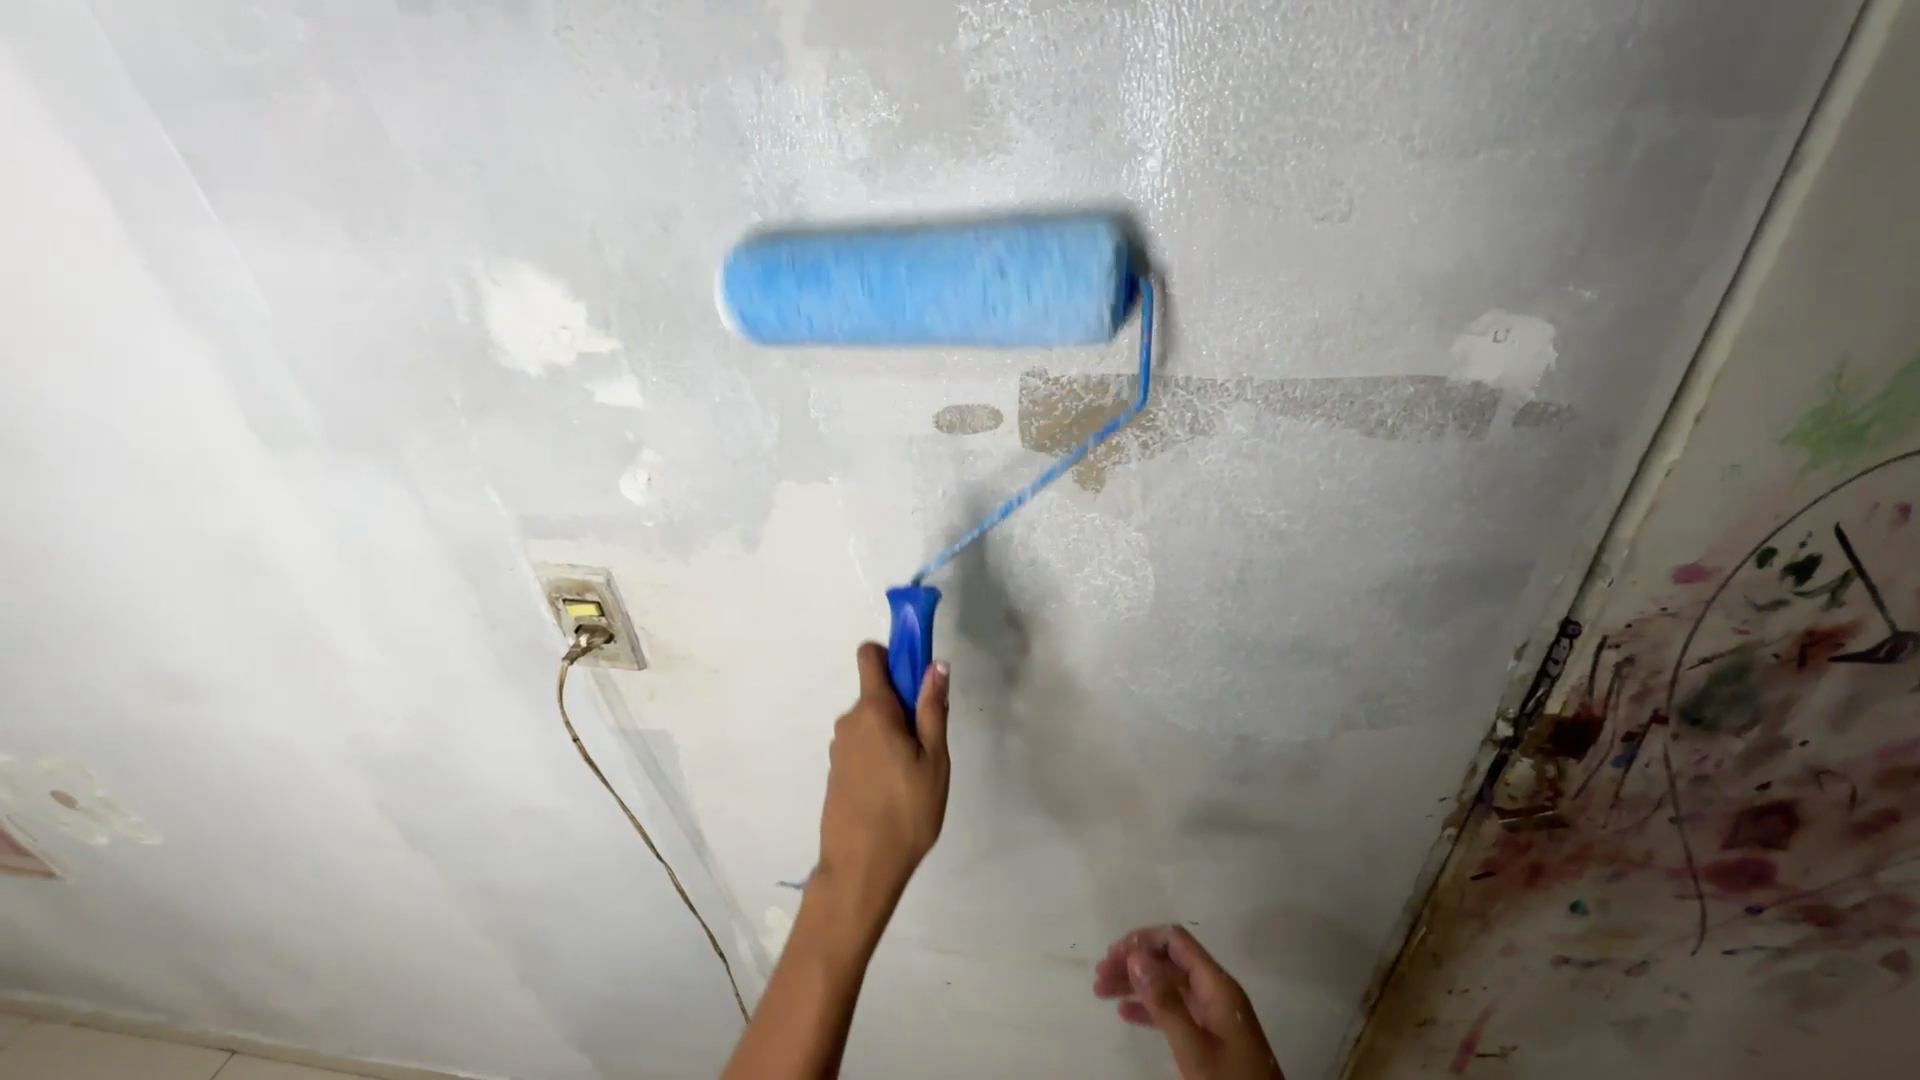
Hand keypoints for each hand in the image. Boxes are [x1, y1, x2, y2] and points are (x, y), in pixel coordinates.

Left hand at [815, 643, 950, 907]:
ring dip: (893, 733)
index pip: (870, 656)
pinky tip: (896, 788)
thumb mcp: (934, 760)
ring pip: (872, 722)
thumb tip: (936, 665)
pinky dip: (880, 753)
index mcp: (873, 711)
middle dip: (904, 705)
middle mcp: (849, 722)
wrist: (860, 868)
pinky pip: (863, 745)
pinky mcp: (837, 772)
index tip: (919, 674)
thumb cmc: (906, 811)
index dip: (894, 654)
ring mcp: (839, 748)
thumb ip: (932, 709)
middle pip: (877, 693)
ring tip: (915, 773)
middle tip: (929, 743)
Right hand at [1094, 926, 1283, 1079]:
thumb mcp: (1194, 1048)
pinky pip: (1174, 1009)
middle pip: (1168, 962)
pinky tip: (1124, 1014)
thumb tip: (1135, 956)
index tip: (1113, 956)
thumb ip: (1165, 1002)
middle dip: (1133, 964)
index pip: (1176, 942)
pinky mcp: (1209, 1034)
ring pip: (1167, 985)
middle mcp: (1215, 991)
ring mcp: (1213, 1013)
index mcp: (1217, 985)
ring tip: (1101, 992)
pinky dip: (1148, 1007)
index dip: (1143, 941)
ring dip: (1135, 985)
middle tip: (1099, 976)